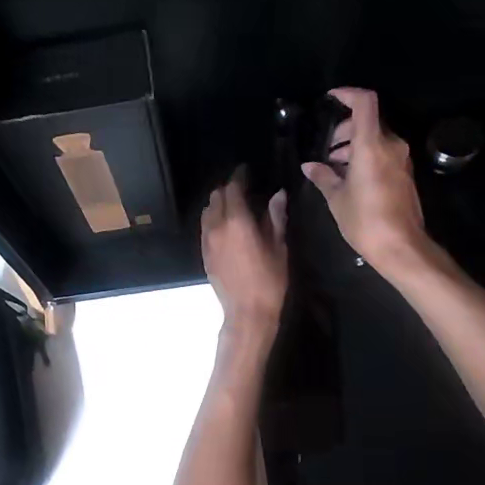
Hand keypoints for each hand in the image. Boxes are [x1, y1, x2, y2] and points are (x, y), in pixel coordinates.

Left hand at [200, 170, 288, 336]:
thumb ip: (275, 218)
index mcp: (237, 221)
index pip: (233, 188)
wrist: (247, 312)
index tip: (247, 171)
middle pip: (217, 196)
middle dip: (229, 189)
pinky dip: (214, 220)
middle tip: (244, 190)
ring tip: (235, 208)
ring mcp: (207, 241)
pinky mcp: (204, 254)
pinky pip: (206, 228)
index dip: (240, 176)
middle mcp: (217, 226)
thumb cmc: (269, 280)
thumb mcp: (279, 247)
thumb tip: (278, 195)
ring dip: (219, 204)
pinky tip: (227, 227)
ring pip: (208, 211)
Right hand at [301, 87, 434, 273]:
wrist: (401, 247)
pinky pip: (384, 154)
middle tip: (327, 149)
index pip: (364, 102)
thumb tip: (310, 166)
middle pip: (368, 121)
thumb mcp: (337, 199)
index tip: (330, 99)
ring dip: (355, 145)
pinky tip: (351, 178)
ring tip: (335, 167)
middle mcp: (391, 146)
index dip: (347, 94)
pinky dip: (366, 157)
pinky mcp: (405, 174)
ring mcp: (401, 160)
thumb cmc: (365, 221)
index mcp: (372, 145)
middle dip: (345, 129)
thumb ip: (324, 177)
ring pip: (376, 138)